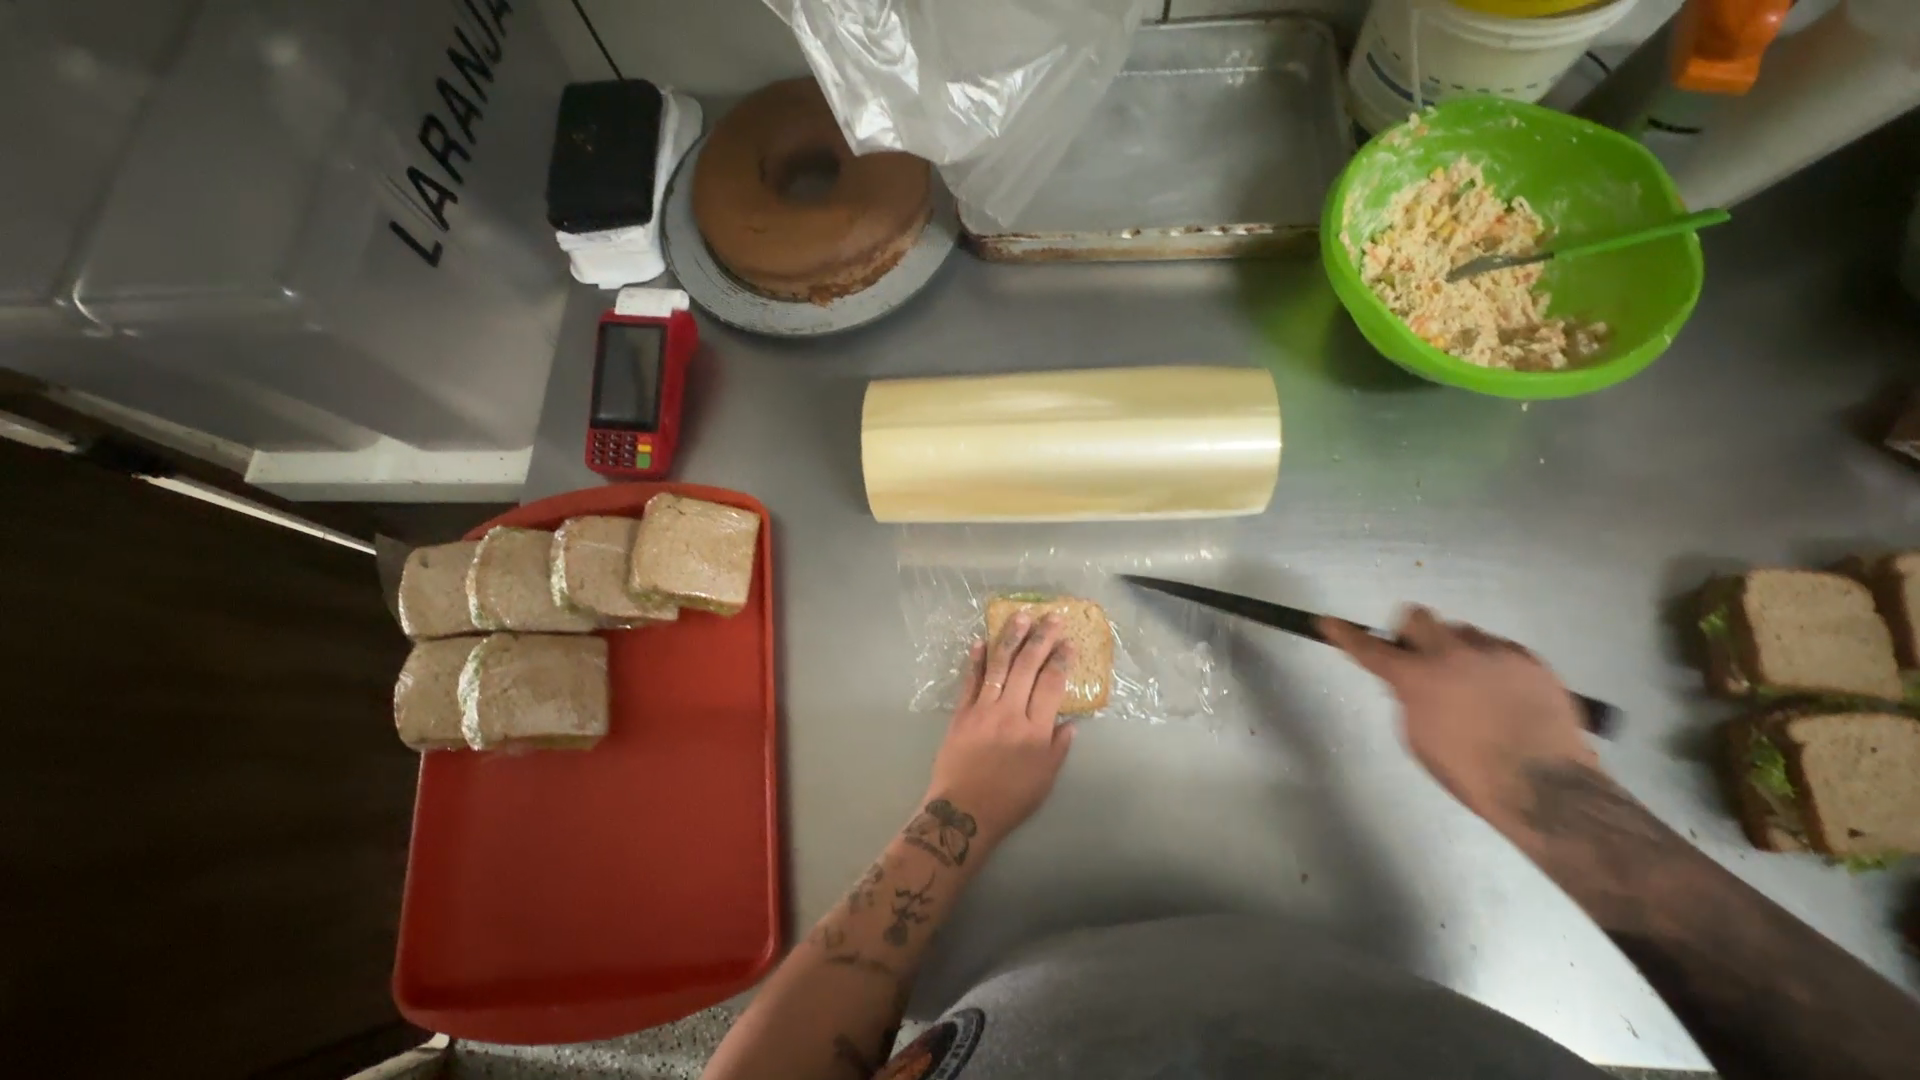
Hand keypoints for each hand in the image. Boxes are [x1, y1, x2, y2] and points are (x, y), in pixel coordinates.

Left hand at [923, 610, 1077, 844]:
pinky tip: (981, 642)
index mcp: (1035, 730)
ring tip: (1020, 616)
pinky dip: (976, 660)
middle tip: (1052, 618)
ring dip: (1010, 639)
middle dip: (1041, 639)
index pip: (1052, 685)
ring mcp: (983, 710)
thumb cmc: (1009, 800)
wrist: (963, 811)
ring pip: (1000, 667)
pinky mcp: (961, 714)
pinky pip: (970, 681)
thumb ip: (1058, 749)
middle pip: (1028, 667)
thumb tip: (1071, 724)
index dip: (1061, 661)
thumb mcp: (1045, 780)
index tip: (1069, 643)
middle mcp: (1010, 713)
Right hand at [1319, 606, 1597, 830]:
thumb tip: (1410, 682)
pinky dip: (1491, 665)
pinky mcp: (1531, 660)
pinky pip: (1499, 648)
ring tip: (1472, 685)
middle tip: (1420, 659)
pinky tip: (1502, 694)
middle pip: (1418, 616)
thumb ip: (1408, 699)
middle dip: (1412, 634)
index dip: (1345, 635)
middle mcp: (1453, 654)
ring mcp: (1495, 653)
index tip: (1328, 622)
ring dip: (1457, 651)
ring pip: (1463, 632)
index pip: (1370, 648)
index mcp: (1417, 678)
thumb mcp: (1419, 739)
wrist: (1546, 787)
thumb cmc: (1470, 773)